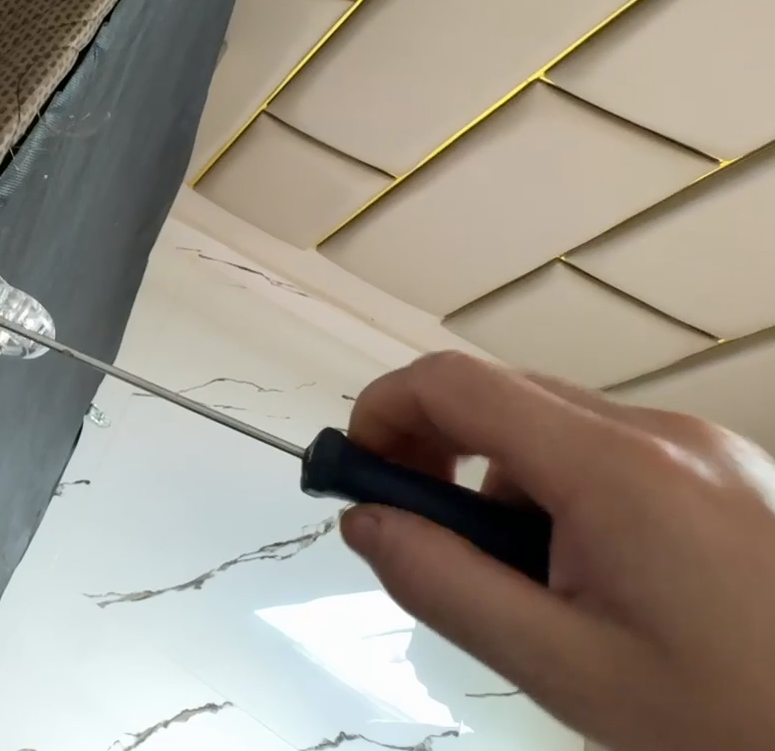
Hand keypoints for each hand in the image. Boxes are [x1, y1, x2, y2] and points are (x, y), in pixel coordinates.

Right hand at [339, 352, 774, 750]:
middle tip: (421, 526)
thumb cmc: (739, 723)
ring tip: (521, 569)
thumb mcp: (567, 671)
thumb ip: (441, 584)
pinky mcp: (729, 472)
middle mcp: (664, 433)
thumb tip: (363, 521)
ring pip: (539, 422)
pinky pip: (595, 447)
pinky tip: (584, 565)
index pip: (449, 382)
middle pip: (491, 395)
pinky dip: (549, 486)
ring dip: (490, 476)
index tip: (363, 476)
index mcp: (620, 468)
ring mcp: (706, 449)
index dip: (380, 412)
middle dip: (428, 447)